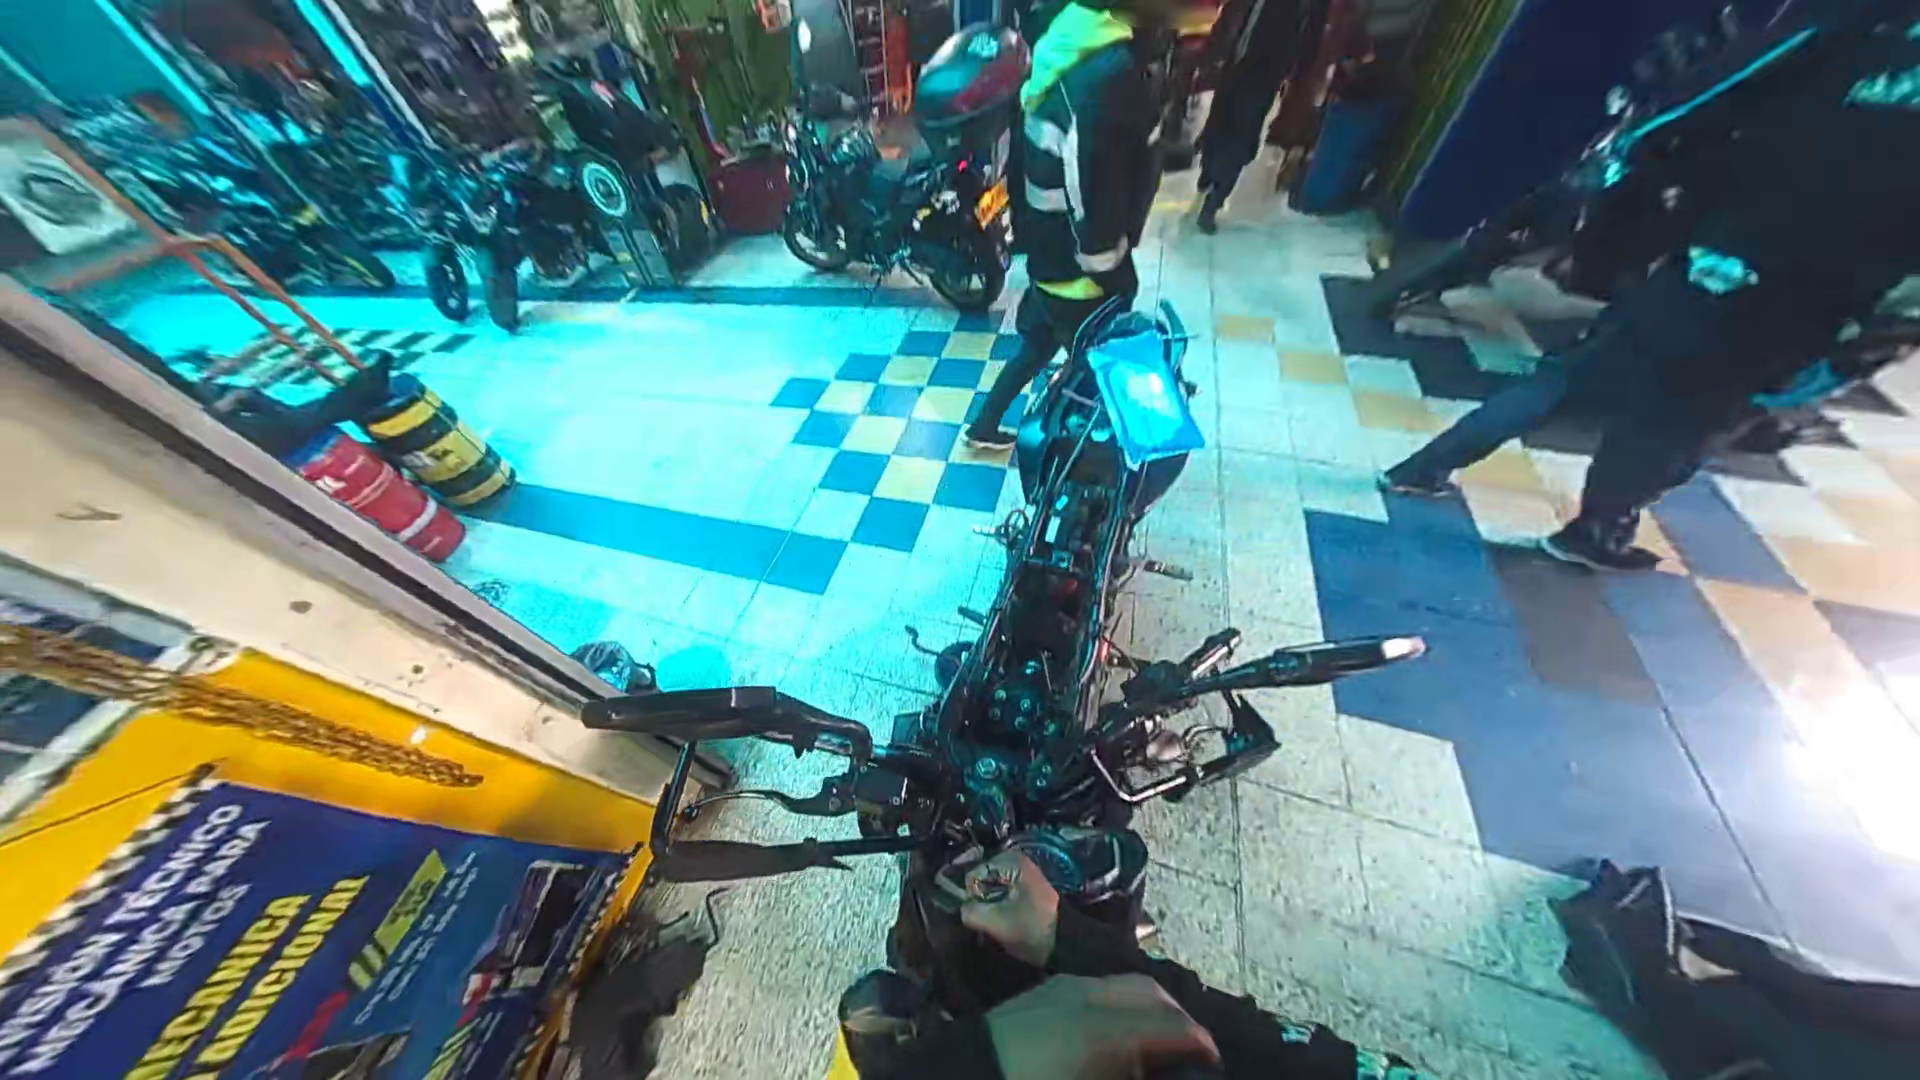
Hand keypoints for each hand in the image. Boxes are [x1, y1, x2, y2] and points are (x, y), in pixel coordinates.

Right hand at [959, 851, 1058, 966]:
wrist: (1068, 942)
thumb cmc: (1032, 928)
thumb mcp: (998, 923)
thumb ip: (972, 913)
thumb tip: (963, 909)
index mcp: (1011, 862)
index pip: (975, 874)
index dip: (972, 896)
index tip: (978, 915)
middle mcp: (1017, 861)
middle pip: (984, 880)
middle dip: (981, 900)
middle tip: (986, 922)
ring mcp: (1024, 874)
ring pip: (994, 888)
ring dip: (990, 906)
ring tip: (996, 925)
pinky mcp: (1029, 888)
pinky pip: (1005, 893)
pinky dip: (1001, 907)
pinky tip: (1005, 923)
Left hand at [986, 973, 1220, 1079]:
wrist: (969, 1071)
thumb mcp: (1093, 1074)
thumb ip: (1131, 1066)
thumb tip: (1153, 1065)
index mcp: (1100, 1029)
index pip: (1165, 1022)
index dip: (1197, 1041)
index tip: (1213, 1062)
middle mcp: (1087, 995)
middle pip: (1149, 991)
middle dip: (1179, 1018)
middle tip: (1194, 1054)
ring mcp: (1066, 986)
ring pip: (1125, 983)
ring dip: (1152, 1008)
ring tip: (1163, 1047)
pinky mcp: (1052, 989)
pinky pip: (1102, 986)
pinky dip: (1125, 1004)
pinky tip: (1124, 1037)